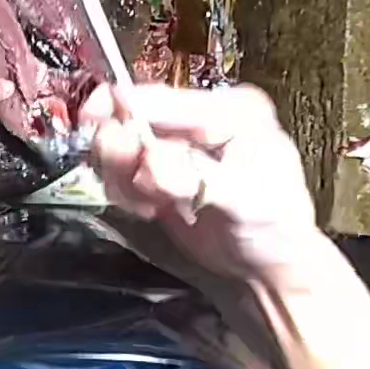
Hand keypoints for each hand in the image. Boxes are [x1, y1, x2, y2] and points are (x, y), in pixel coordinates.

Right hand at [84, 83, 326, 286]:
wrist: (268, 269)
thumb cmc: (276, 231)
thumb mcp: (245, 200)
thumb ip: (193, 176)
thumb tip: (149, 158)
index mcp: (229, 110)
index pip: (162, 99)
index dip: (123, 109)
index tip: (94, 125)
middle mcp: (198, 121)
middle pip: (132, 116)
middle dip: (121, 151)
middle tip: (132, 184)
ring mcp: (176, 146)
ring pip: (120, 146)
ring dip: (123, 178)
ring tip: (151, 204)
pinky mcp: (158, 173)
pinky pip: (120, 173)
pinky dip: (125, 192)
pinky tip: (150, 209)